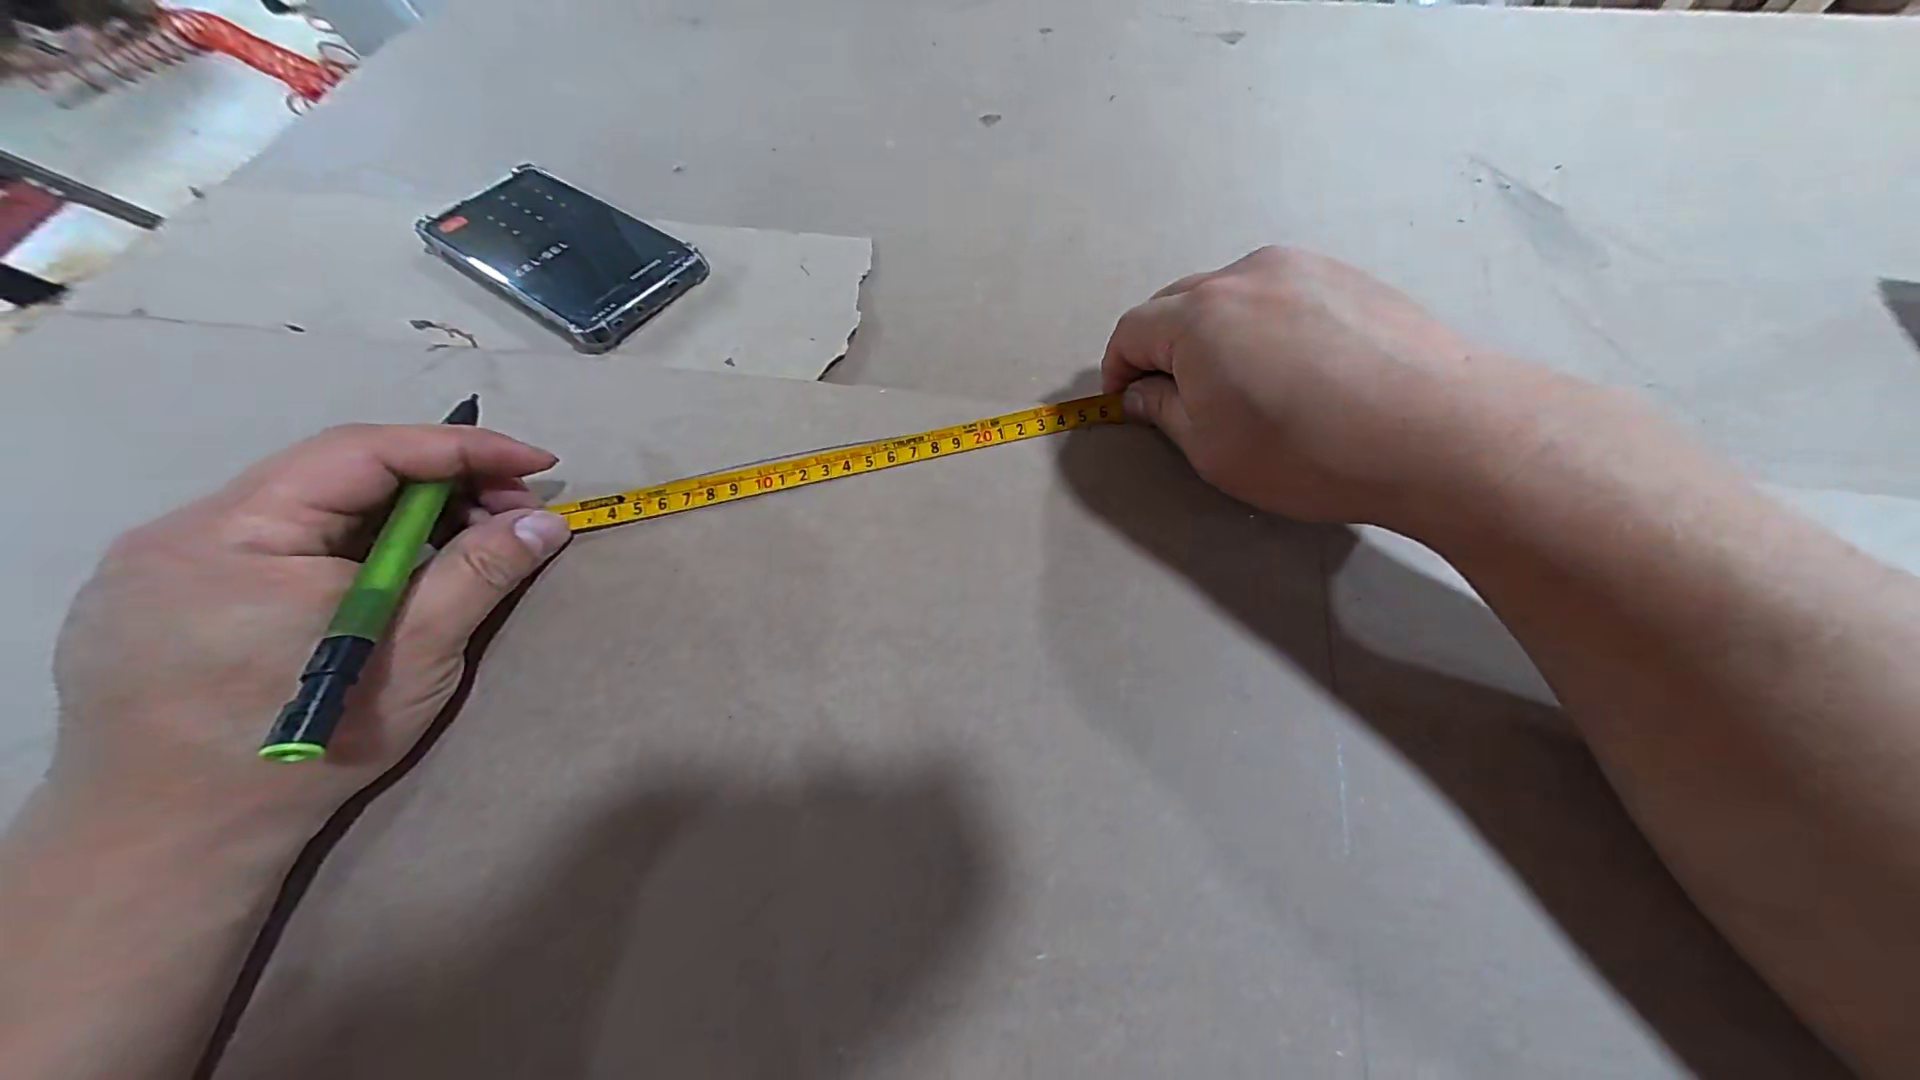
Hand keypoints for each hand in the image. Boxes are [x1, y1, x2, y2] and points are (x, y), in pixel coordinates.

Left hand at [47, 424, 573, 836]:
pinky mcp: (184, 593)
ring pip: (322, 506)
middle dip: (445, 482)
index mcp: (234, 535)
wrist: (178, 842)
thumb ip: (481, 573)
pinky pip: (297, 539)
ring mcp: (177, 562)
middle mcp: (191, 531)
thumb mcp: (418, 651)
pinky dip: (369, 540)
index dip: (462, 448)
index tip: (538, 463)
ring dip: (411, 513)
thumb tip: (548, 522)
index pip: (362, 453)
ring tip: (476, 540)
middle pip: (342, 473)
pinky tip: (409, 569)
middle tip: (517, 513)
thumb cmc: (308, 741)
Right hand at [1101, 246, 1572, 530]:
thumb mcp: (1210, 448)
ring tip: (1232, 381)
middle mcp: (1244, 276)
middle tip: (1171, 393)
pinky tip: (1285, 365)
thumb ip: (1162, 410)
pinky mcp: (1346, 276)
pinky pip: (1276, 293)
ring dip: (1209, 332)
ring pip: (1227, 295)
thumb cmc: (1306, 451)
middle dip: (1159, 347)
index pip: (1131, 330)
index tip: (1123, 401)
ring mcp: (1302, 268)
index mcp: (1198, 317)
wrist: (1437, 433)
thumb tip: (1140, 392)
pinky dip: (1258, 323)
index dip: (1117, 369)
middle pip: (1174, 304)